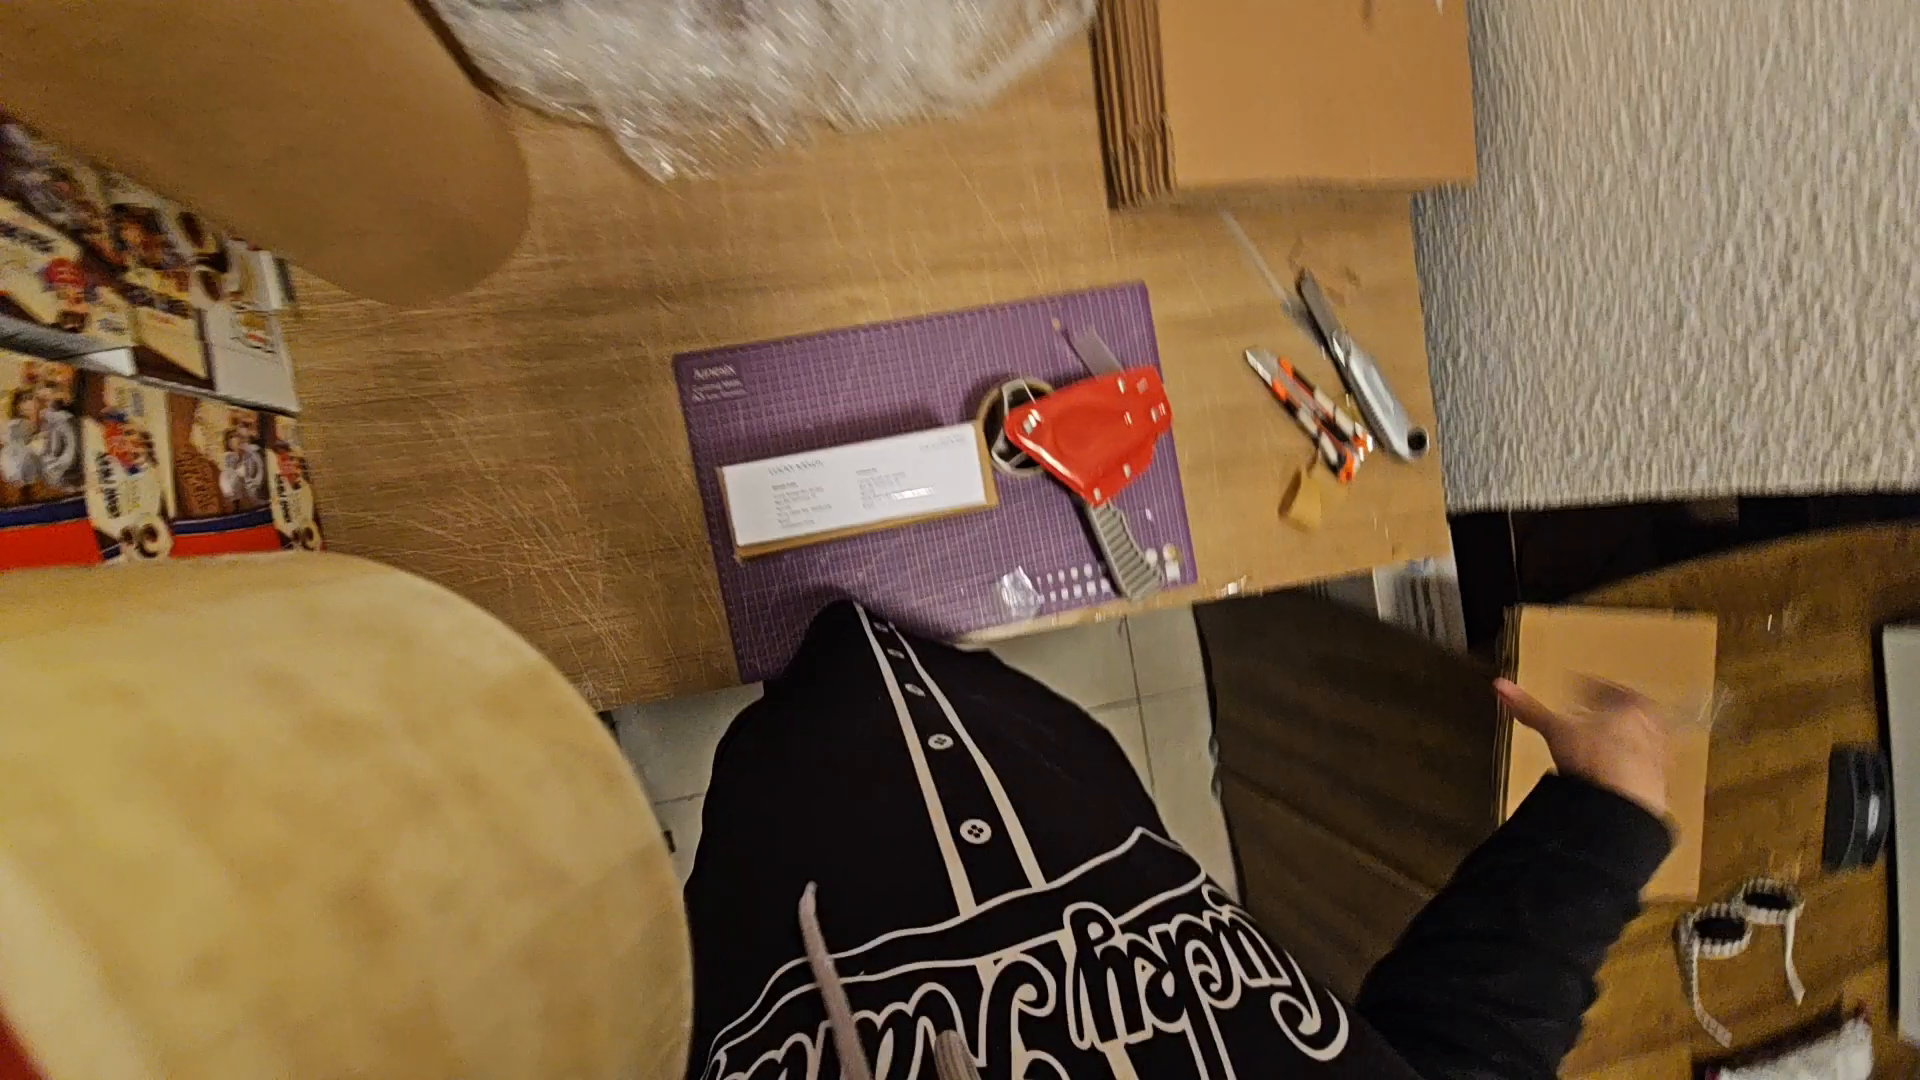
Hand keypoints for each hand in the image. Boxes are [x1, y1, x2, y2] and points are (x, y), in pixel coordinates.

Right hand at [1495, 677, 1670, 817]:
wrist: (1621, 802)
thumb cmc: (1591, 757)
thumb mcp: (1553, 728)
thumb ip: (1529, 708)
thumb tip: (1500, 685)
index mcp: (1631, 710)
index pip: (1617, 692)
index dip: (1597, 689)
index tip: (1583, 689)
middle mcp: (1651, 731)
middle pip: (1637, 715)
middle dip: (1617, 713)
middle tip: (1601, 712)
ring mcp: (1658, 758)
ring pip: (1643, 741)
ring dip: (1625, 739)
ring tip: (1604, 742)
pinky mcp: (1658, 784)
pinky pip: (1645, 767)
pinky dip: (1629, 763)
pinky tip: (1611, 770)